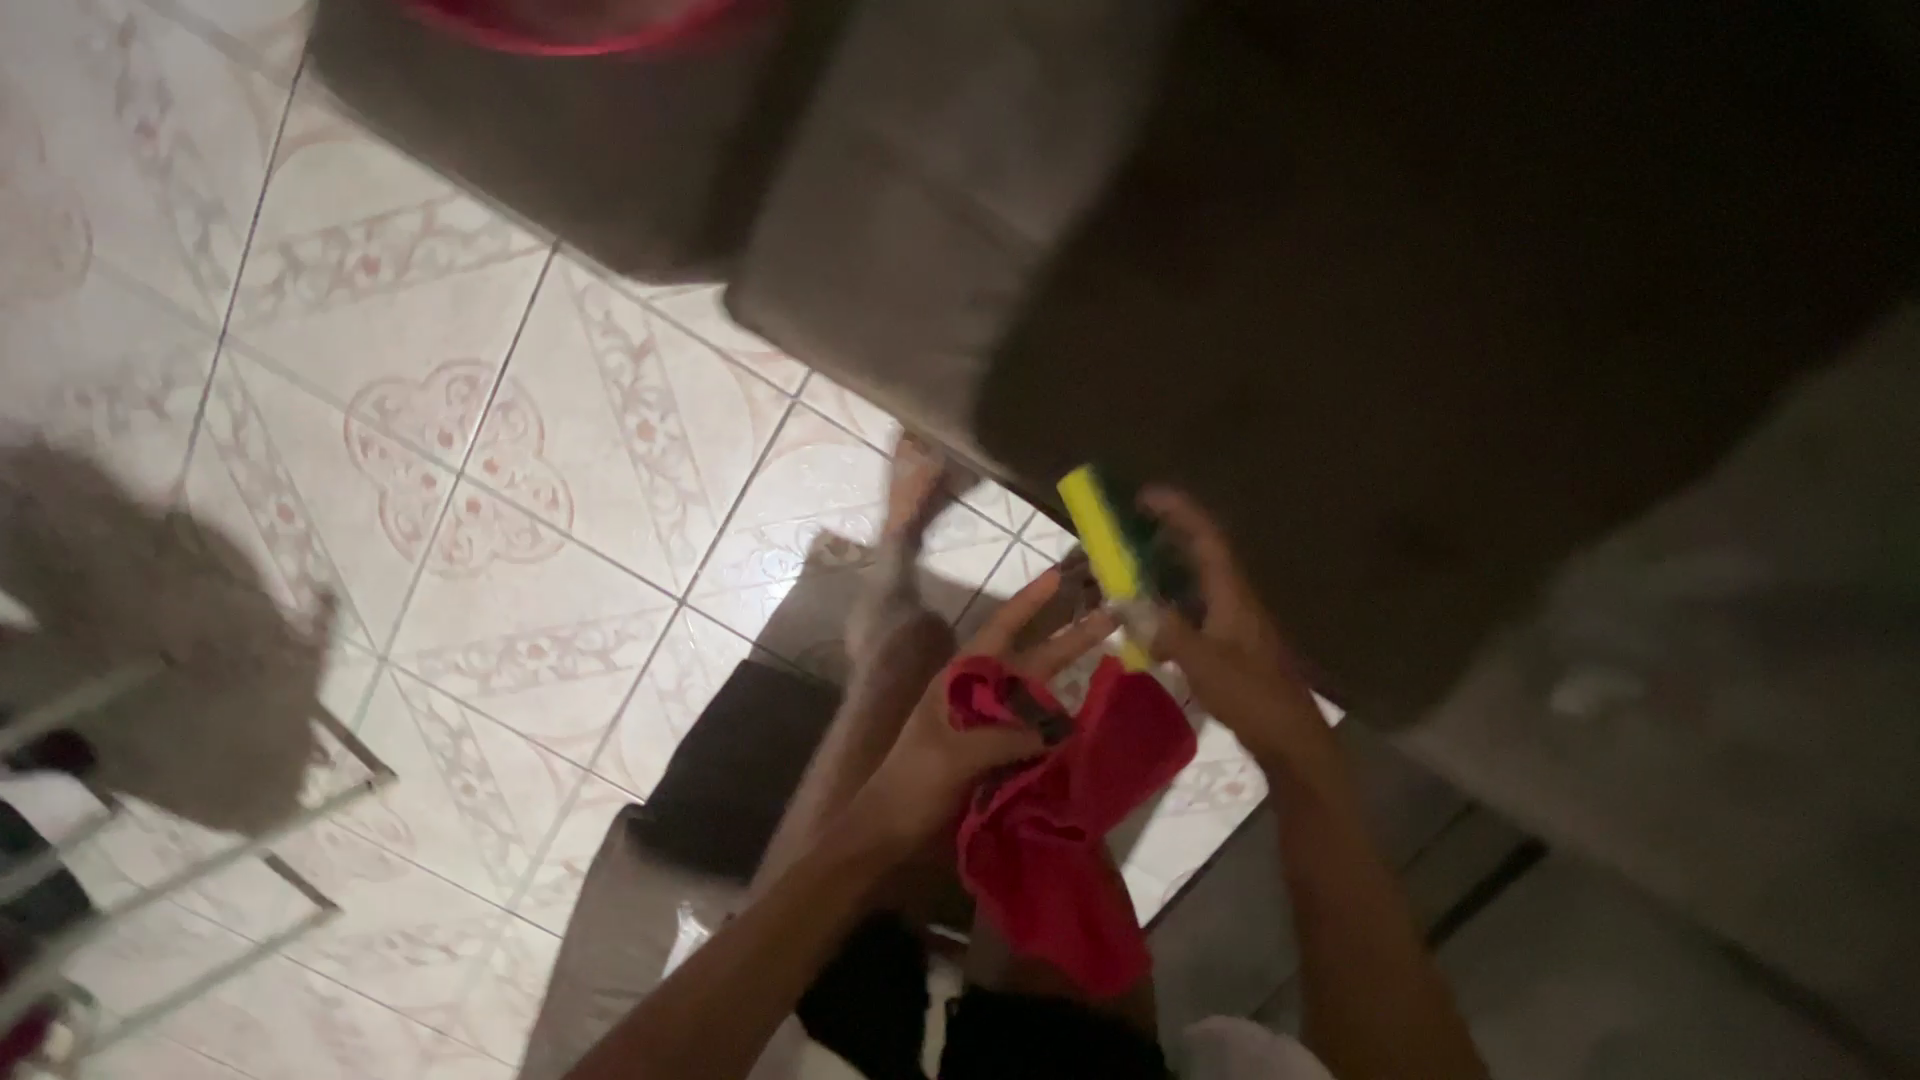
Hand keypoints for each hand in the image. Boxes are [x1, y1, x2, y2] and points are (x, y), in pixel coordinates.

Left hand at [853, 567, 1117, 850]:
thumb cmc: (914, 782)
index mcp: (960, 679)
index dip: (1030, 602)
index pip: (1001, 630)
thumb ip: (1006, 737)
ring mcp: (990, 724)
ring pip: (1038, 697)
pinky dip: (1059, 728)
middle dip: (1070, 639)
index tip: (1059, 576)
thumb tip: (1059, 729)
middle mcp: (980, 694)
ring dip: (1069, 686)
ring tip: (1110, 675)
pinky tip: (1087, 727)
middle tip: (1113, 615)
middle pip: (1032, 660)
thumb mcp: (955, 755)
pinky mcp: (999, 753)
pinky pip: (1036, 732)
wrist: (890, 830)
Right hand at [1135, 487, 1341, 781]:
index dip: (1179, 511)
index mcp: (1233, 594)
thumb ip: (1164, 631)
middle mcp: (1234, 600)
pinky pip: (1194, 611)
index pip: (1206, 538)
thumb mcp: (1206, 663)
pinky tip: (1148, 621)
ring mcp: (1234, 623)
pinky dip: (1169, 606)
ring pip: (1196, 583)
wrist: (1292, 741)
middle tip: (1128, 528)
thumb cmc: (1254, 697)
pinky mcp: (1229, 646)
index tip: (1145, 496)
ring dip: (1166, 569)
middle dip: (1168, 534)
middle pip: (1202, 553)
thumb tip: (1122, 600)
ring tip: (1129, 566)